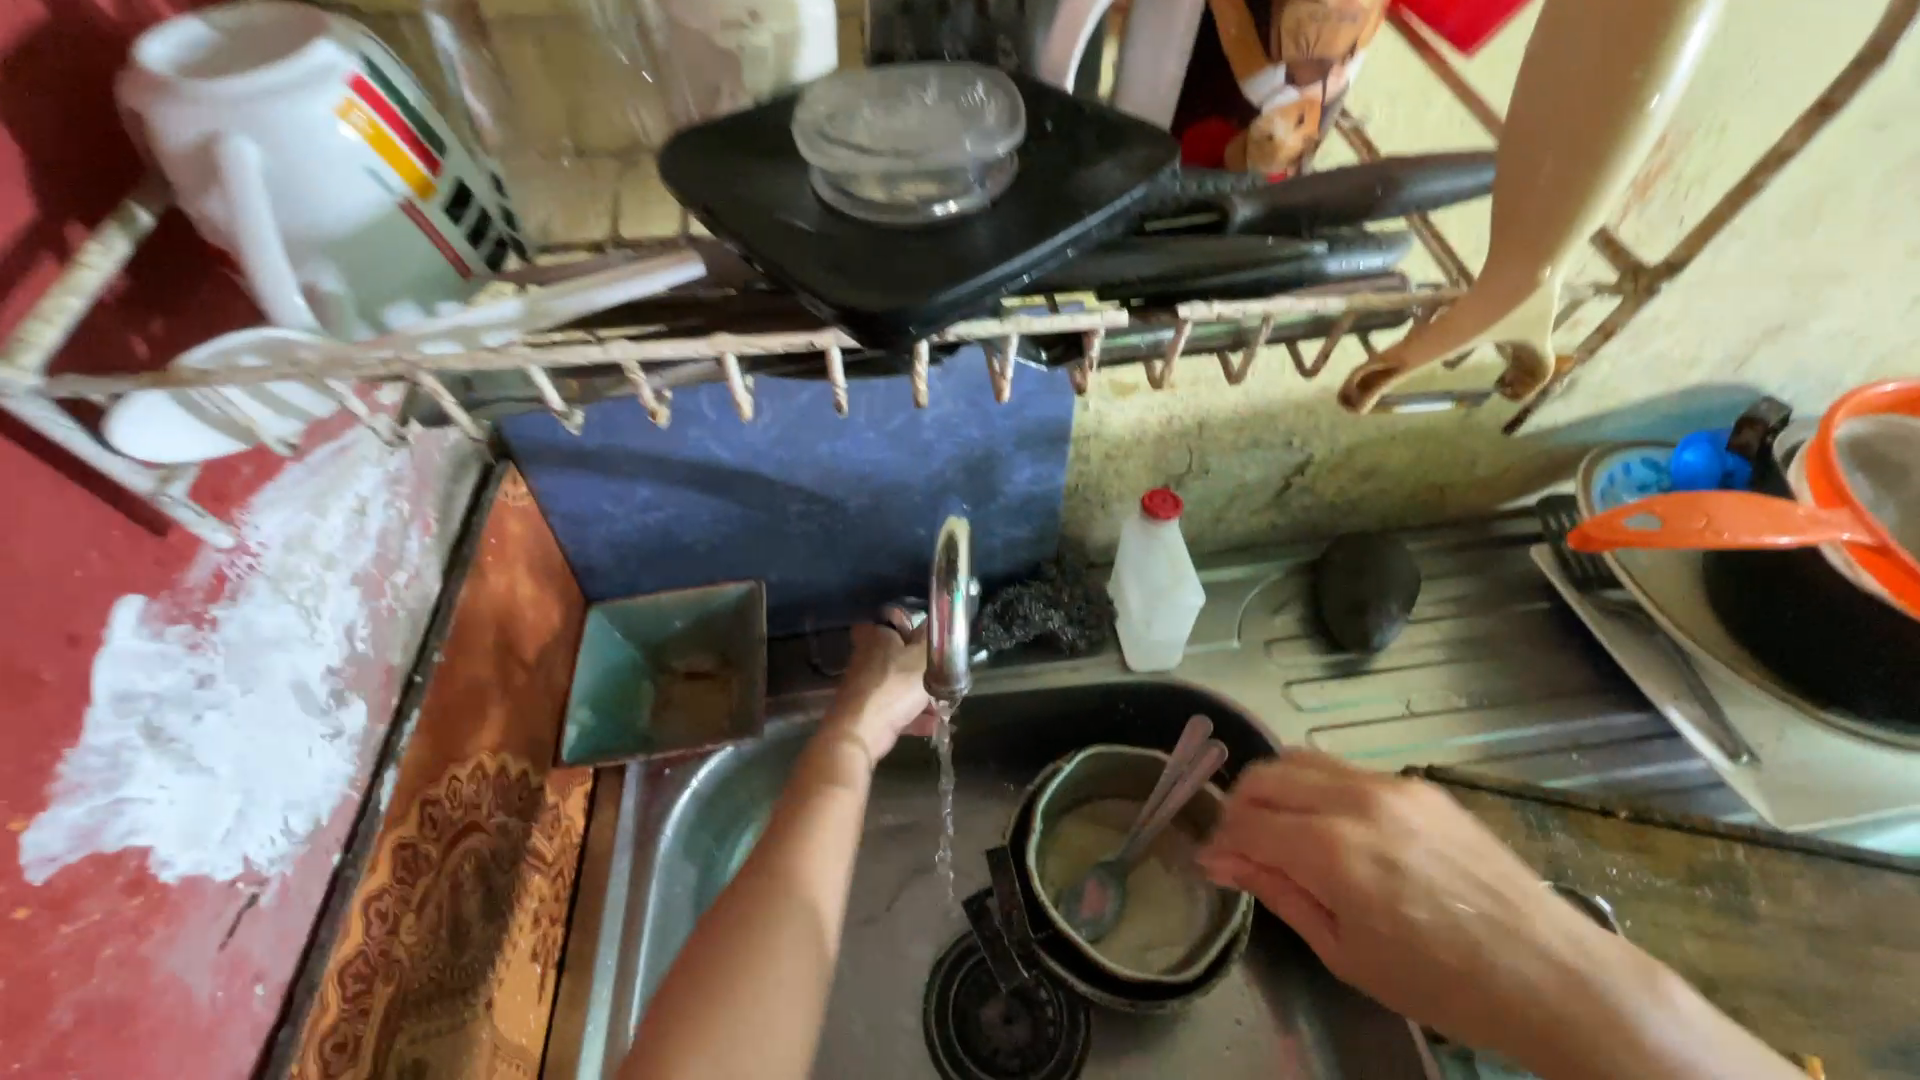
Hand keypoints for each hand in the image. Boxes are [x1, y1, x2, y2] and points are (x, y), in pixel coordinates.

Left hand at [825, 610, 937, 762]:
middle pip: (898, 656)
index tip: (929, 638)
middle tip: (943, 673)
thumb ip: (934, 642)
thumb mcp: (923, 658)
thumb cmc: (894, 686)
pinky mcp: (868, 711)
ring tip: (945, 704)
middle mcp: (867, 656)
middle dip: (921, 667)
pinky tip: (935, 724)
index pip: (892, 620)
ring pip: (898, 684)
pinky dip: (914, 716)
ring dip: (921, 695)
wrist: (860, 732)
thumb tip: (938, 624)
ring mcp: (866, 685)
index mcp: (877, 636)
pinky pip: (896, 709)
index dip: (910, 626)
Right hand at [1195, 750, 1636, 1061]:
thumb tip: (1223, 862)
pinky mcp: (1419, 784)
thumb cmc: (1443, 983)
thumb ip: (1278, 892)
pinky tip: (1334, 828)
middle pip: (1264, 775)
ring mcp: (1391, 784)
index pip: (1245, 822)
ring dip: (1275, 788)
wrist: (1552, 975)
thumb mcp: (1344, 951)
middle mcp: (1355, 799)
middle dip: (1239, 807)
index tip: (1214, 864)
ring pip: (1301, 759)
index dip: (1220, 842)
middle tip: (1242, 846)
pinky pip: (1345, 768)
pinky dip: (1318, 788)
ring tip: (1282, 830)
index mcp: (1331, 849)